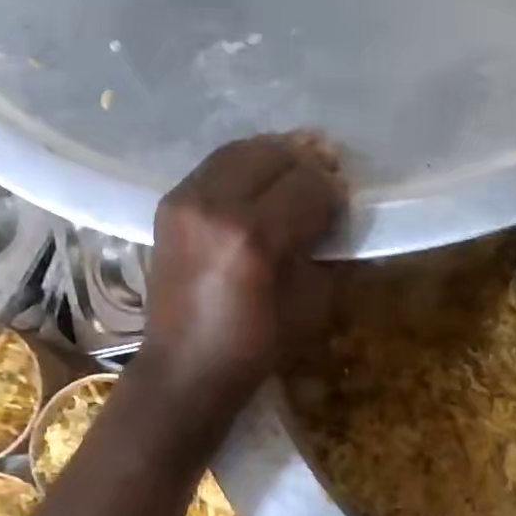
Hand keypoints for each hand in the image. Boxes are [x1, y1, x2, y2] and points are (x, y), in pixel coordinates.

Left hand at [141, 133, 345, 402]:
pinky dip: (246, 167)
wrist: (187, 366)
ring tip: (299, 172)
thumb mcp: (309, 307)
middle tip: (328, 179)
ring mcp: (187, 199)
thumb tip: (336, 221)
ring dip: (277, 157)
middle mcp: (215, 206)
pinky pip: (216, 165)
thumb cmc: (255, 348)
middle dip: (308, 164)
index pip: (307, 186)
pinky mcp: (170, 203)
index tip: (344, 205)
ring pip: (242, 150)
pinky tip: (263, 183)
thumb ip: (324, 255)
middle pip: (274, 155)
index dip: (333, 192)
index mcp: (254, 238)